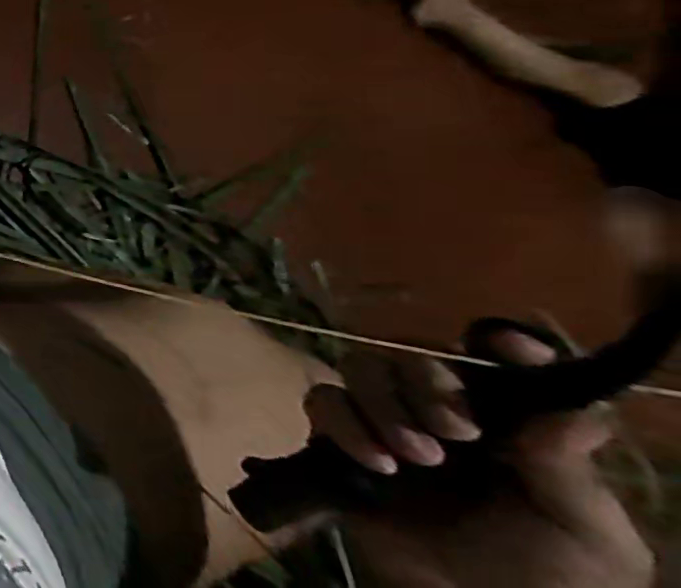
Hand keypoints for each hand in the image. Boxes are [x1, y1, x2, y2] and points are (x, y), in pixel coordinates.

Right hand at [307, 331, 651, 587]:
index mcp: (504, 420)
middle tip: (455, 431)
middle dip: (428, 384)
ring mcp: (383, 419)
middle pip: (413, 353)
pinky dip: (343, 424)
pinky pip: (322, 401)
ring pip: (361, 368)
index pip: (500, 361)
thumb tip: (578, 409)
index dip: (501, 344)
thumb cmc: (548, 576)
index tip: (506, 347)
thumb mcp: (587, 536)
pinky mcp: (337, 437)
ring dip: (384, 404)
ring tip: (416, 458)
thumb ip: (570, 472)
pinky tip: (375, 463)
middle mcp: (439, 406)